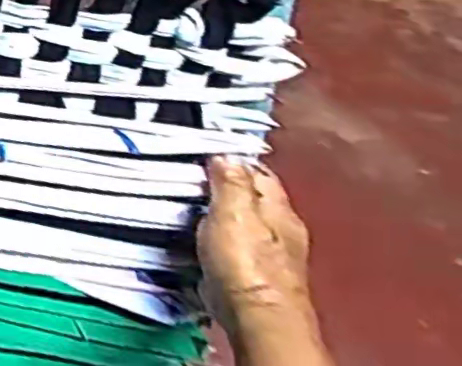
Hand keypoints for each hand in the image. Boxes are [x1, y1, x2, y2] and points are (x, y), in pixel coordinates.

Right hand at [199, 157, 322, 351]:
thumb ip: (231, 182)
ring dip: (213, 201)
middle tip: (185, 165)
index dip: (230, 155)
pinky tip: (193, 223)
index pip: (256, 170)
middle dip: (220, 178)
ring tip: (183, 190)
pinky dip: (211, 223)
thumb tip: (227, 154)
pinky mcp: (247, 265)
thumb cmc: (246, 264)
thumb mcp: (234, 214)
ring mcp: (265, 248)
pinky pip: (227, 231)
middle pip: (247, 191)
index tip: (198, 144)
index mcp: (279, 211)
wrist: (254, 317)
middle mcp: (278, 227)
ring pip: (236, 212)